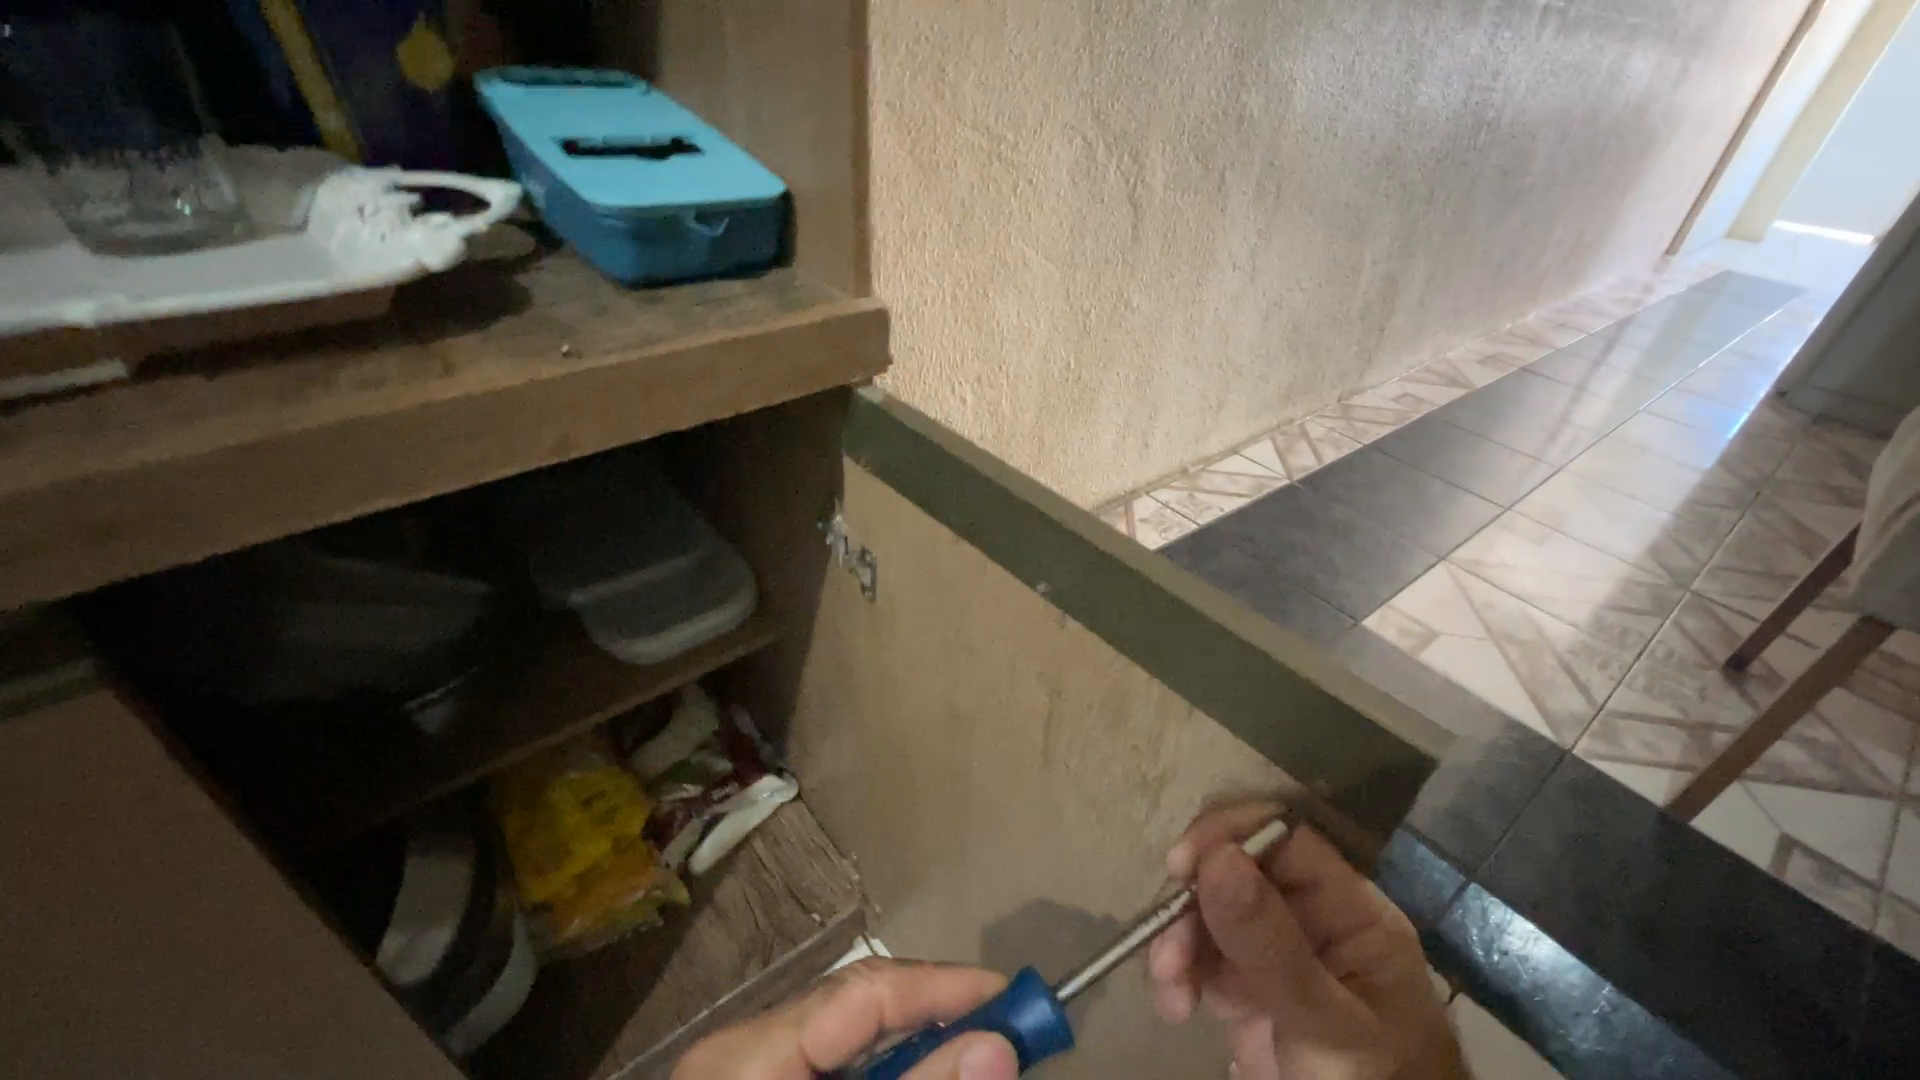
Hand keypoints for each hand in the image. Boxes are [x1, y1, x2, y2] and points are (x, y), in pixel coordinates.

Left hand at [672, 957, 1019, 1079]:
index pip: (864, 991)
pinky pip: (834, 1065)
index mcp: (750, 1058)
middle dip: (936, 1013)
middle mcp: (745, 1048)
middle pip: (858, 1006)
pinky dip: (885, 1071)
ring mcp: (748, 1069)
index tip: (1010, 996)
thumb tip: (997, 1048)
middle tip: (1008, 1030)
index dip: (942, 986)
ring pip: (850, 1036)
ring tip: (975, 1058)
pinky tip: (920, 1075)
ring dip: (916, 1047)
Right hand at [1147, 804, 1466, 1079]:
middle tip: (1168, 951)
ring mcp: (1276, 958)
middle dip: (1193, 906)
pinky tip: (1176, 1008)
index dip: (1230, 835)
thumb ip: (1271, 945)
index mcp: (1350, 913)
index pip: (1285, 839)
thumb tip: (1215, 855)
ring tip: (1171, 992)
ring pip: (1208, 916)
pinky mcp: (1246, 994)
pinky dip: (1176, 977)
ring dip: (1177, 945)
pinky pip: (1198, 961)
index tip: (1182, 866)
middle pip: (1234, 875)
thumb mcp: (1326, 1023)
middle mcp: (1310, 922)